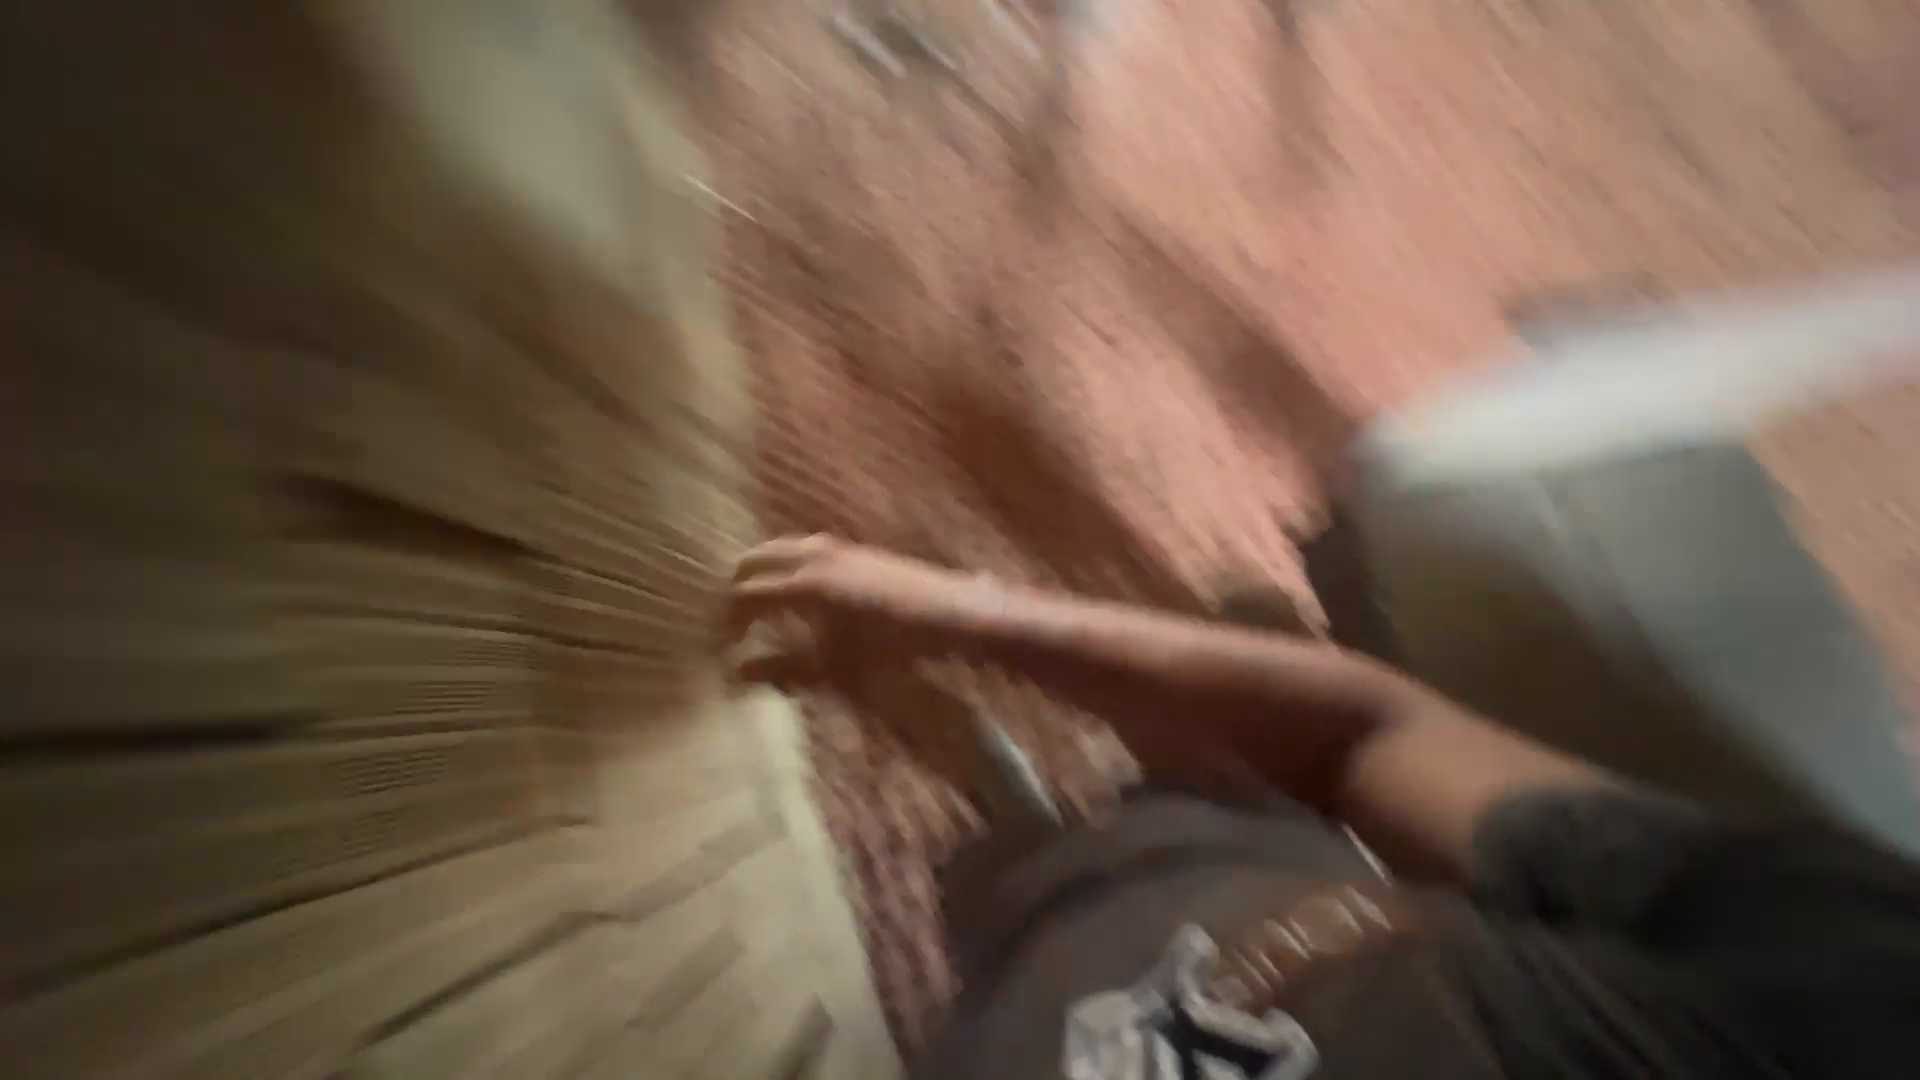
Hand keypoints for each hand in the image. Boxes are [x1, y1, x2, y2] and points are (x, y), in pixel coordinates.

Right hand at [723, 534, 985, 690]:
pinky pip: (802, 547)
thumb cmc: (892, 646)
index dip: (728, 624)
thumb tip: (735, 674)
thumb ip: (782, 670)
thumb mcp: (835, 668)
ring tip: (761, 607)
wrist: (950, 613)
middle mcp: (812, 556)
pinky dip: (786, 564)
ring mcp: (835, 546)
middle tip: (734, 624)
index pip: (745, 597)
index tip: (724, 649)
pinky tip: (799, 593)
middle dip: (736, 590)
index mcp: (803, 585)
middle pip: (754, 561)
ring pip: (779, 549)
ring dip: (762, 573)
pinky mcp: (854, 547)